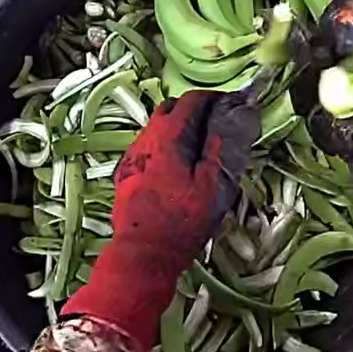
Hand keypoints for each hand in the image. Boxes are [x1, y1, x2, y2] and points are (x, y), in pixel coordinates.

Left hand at [63, 91, 258, 348]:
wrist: (142, 254)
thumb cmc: (180, 223)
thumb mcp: (210, 187)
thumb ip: (216, 152)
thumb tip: (224, 125)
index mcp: (168, 138)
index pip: (190, 101)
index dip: (211, 97)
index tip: (227, 103)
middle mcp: (145, 140)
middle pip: (169, 108)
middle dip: (191, 108)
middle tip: (212, 120)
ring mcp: (132, 156)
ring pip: (155, 127)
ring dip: (176, 126)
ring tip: (197, 143)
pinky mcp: (125, 172)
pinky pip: (146, 147)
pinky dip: (162, 144)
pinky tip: (175, 163)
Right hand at [309, 0, 352, 236]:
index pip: (347, 2)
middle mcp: (341, 50)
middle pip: (326, 18)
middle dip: (336, 7)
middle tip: (351, 1)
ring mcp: (322, 74)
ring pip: (312, 43)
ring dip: (329, 34)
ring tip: (348, 38)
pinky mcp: (309, 99)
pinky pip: (302, 77)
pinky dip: (312, 68)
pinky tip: (323, 62)